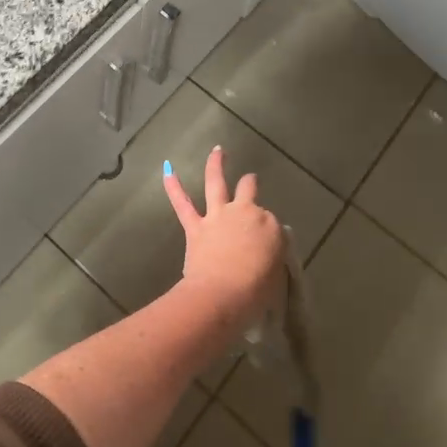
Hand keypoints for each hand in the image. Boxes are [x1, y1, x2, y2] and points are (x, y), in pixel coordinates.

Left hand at [163, 147, 284, 328]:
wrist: (222, 295)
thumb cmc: (256, 293)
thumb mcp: (278, 276)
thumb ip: (274, 257)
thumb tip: (266, 250)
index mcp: (271, 226)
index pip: (271, 222)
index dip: (267, 230)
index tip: (266, 245)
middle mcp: (245, 212)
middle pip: (249, 190)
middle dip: (250, 184)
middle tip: (250, 181)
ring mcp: (218, 216)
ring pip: (217, 182)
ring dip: (216, 164)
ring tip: (217, 151)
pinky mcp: (196, 227)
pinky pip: (182, 203)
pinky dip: (173, 186)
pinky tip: (167, 169)